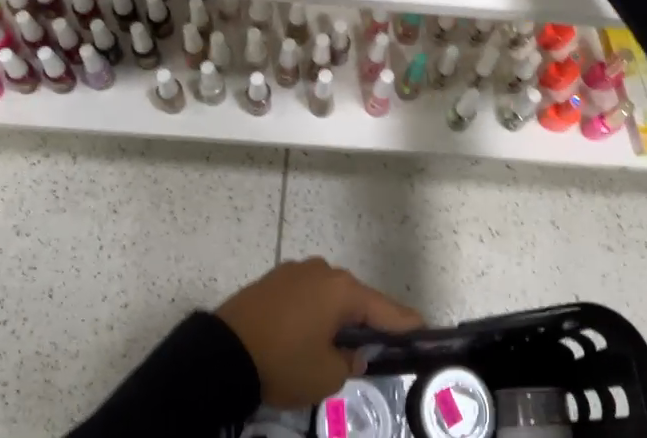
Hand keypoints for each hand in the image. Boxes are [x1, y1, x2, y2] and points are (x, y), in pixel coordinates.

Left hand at [215, 257, 422, 407]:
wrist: (221, 353)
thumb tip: (351, 352)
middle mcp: (322, 271)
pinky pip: (305, 296)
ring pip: (328, 296)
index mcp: (342, 290)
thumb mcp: (326, 376)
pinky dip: (313, 312)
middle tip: (379, 346)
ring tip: (340, 344)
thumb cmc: (282, 362)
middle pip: (356, 298)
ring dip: (337, 317)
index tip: (425, 330)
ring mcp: (294, 271)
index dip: (406, 323)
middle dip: (368, 321)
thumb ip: (350, 362)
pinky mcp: (272, 280)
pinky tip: (310, 333)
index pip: (386, 309)